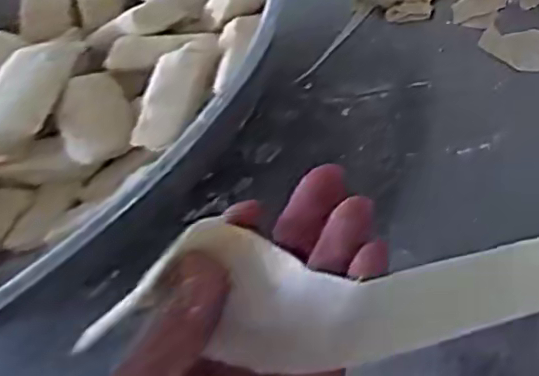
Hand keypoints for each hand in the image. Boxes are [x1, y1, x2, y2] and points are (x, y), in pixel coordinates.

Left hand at [110, 165, 386, 375]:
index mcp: (174, 368)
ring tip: (356, 209)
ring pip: (314, 304)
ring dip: (339, 250)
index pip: (202, 298)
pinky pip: (343, 339)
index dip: (229, 250)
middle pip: (268, 290)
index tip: (255, 207)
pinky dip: (361, 294)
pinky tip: (373, 256)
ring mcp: (279, 372)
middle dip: (301, 232)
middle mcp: (228, 365)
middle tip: (330, 183)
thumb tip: (210, 258)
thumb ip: (166, 342)